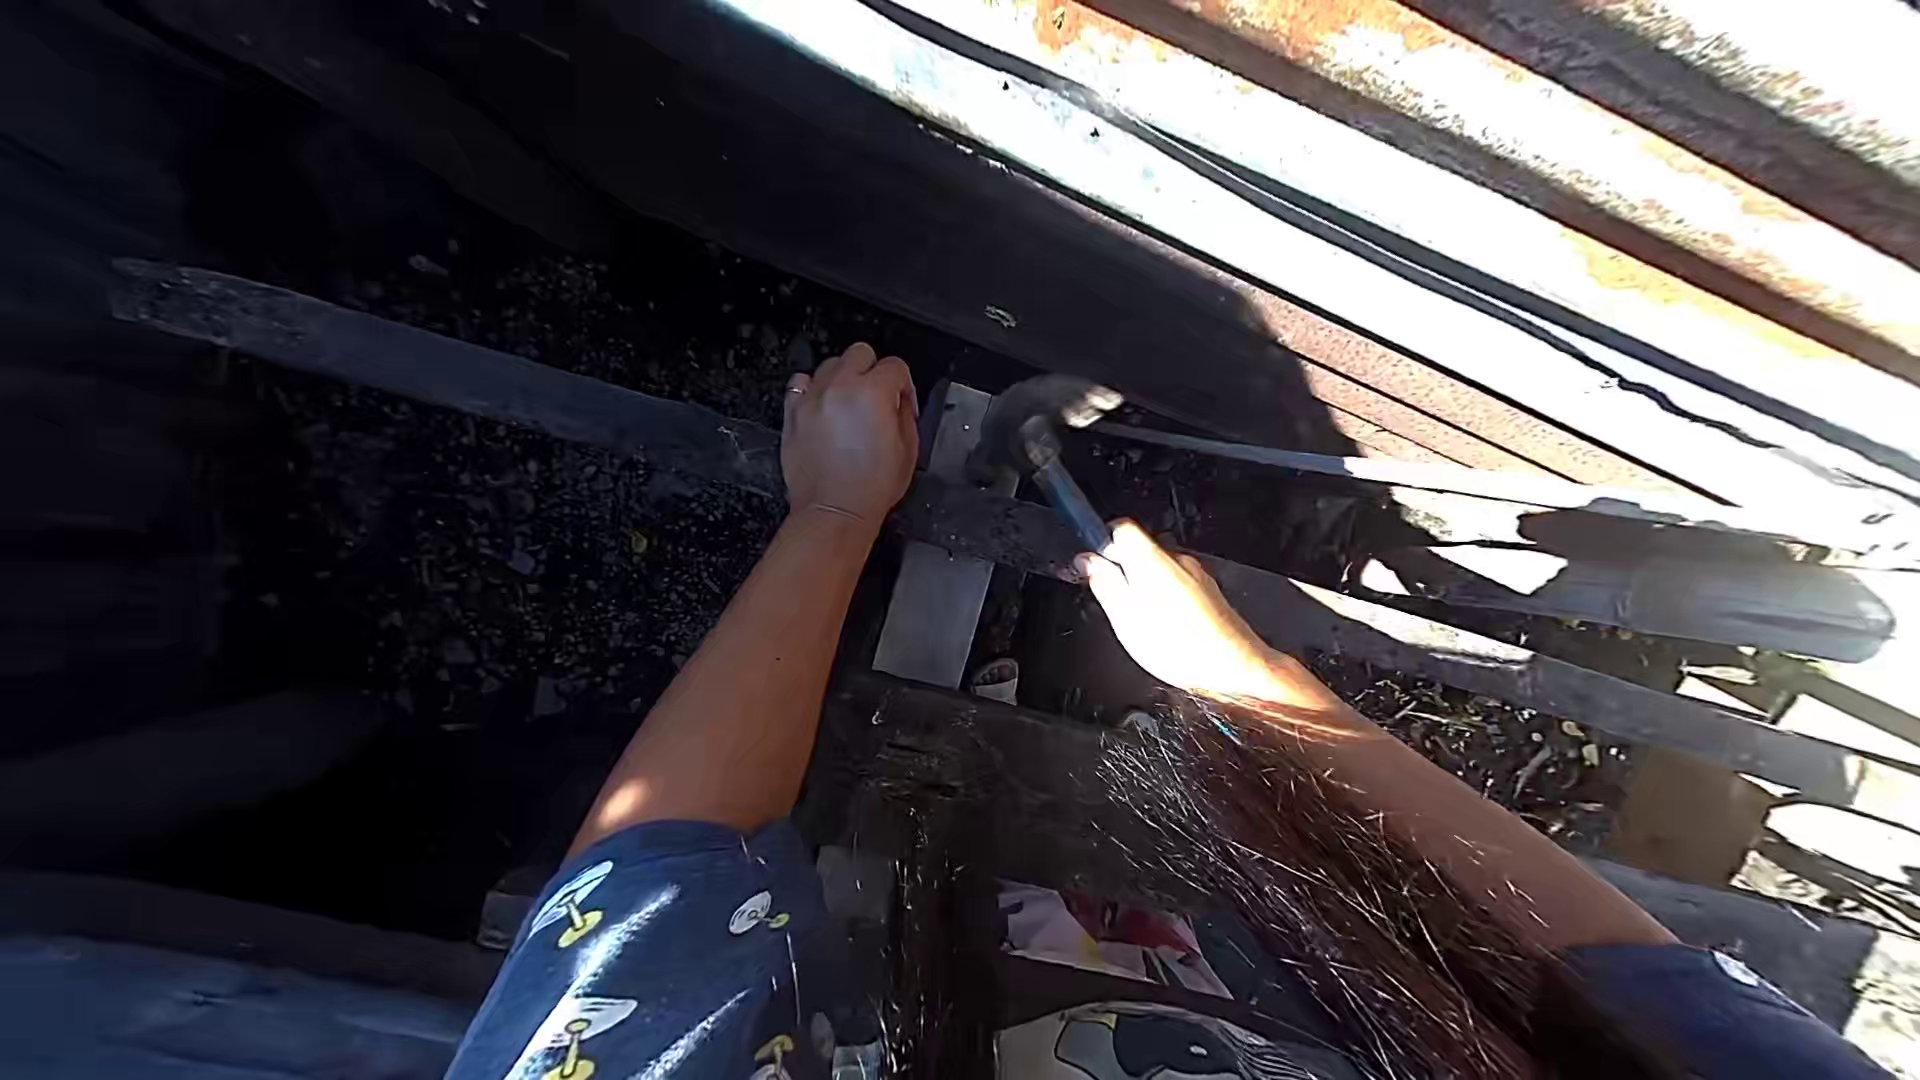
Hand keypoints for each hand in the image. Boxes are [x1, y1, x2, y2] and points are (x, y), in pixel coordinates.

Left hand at [782, 342, 918, 525]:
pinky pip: (800, 383)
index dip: (904, 386)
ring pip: (830, 364)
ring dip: (843, 378)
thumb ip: (905, 416)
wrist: (835, 510)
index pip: (895, 366)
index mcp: (874, 393)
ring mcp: (813, 397)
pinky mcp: (793, 413)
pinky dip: (812, 389)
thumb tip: (900, 403)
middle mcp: (841, 387)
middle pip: (860, 353)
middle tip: (876, 397)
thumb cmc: (871, 487)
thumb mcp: (908, 451)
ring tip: (848, 405)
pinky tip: (822, 407)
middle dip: (873, 371)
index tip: (903, 404)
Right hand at [1078, 521, 1286, 700]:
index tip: (1092, 565)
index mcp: (1151, 558)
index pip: (1121, 527)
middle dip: (1121, 569)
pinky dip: (1164, 598)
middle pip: (1139, 548)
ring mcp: (1196, 574)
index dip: (1102, 543)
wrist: (1235, 669)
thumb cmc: (1182, 647)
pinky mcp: (1208, 592)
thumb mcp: (1124, 616)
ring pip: (1157, 568)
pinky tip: (1163, 627)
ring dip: (1143, 586)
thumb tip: (1086, 560)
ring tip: (1139, 619)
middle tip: (1113, 600)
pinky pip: (1176, 584)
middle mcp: (1177, 559)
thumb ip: (1103, 582)